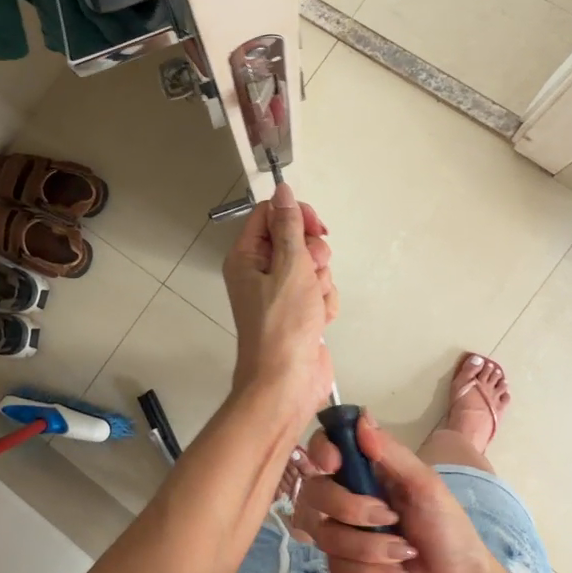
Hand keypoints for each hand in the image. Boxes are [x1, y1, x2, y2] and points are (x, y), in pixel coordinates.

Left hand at [223, 183, 338, 415]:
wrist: (287, 381)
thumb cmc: (282, 325)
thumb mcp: (289, 267)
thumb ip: (289, 227)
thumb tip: (283, 191)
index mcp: (246, 257)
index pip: (270, 215)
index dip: (296, 216)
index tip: (316, 228)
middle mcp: (260, 272)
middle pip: (296, 239)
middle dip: (313, 256)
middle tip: (311, 273)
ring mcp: (281, 293)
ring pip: (313, 267)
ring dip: (321, 283)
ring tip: (313, 304)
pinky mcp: (299, 311)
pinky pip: (320, 292)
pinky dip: (324, 303)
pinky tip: (319, 320)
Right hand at [291, 415, 498, 572]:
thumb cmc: (448, 530)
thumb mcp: (426, 486)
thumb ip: (392, 453)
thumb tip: (361, 417)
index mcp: (364, 473)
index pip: (323, 449)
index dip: (320, 451)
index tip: (334, 463)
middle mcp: (344, 500)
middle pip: (314, 492)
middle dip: (352, 510)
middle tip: (390, 518)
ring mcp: (340, 535)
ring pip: (326, 534)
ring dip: (373, 548)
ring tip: (405, 554)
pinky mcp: (342, 569)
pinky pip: (338, 566)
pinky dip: (374, 572)